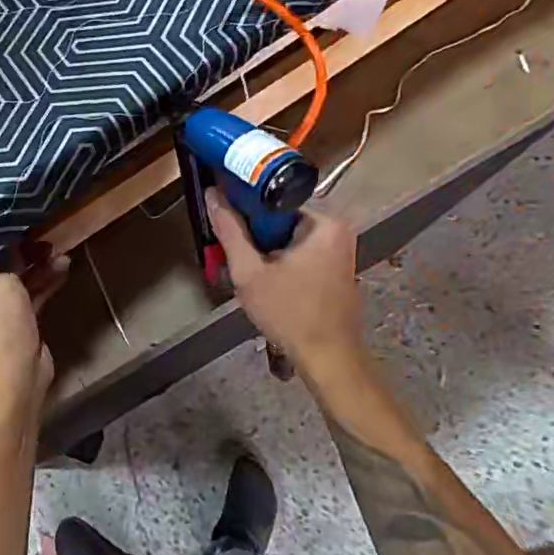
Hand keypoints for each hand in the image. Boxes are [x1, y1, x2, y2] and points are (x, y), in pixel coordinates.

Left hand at [0, 258, 66, 409]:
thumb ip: (8, 263)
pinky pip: (28, 298)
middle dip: (19, 255)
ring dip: (36, 269)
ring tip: (57, 249)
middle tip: (36, 237)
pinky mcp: (17, 326)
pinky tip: (63, 266)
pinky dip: (43, 285)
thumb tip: (14, 250)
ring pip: (16, 285)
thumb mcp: (4, 285)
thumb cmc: (2, 327)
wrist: (19, 376)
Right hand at [205, 188, 363, 362]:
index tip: (225, 224)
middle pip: (281, 221)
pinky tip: (267, 284)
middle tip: (234, 256)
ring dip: (266, 252)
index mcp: (323, 223)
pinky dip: (281, 264)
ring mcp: (341, 251)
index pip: (273, 201)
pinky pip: (301, 254)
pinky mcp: (337, 270)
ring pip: (288, 239)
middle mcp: (337, 231)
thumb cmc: (289, 313)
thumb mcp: (249, 272)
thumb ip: (230, 231)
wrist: (329, 360)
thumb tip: (212, 194)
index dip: (245, 211)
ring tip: (249, 273)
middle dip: (255, 237)